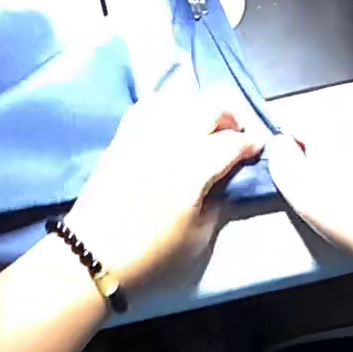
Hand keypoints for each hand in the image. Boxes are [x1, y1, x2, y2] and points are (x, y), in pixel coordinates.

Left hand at [60, 93, 261, 287]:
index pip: (234, 141)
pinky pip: (149, 104)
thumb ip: (217, 201)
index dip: (251, 144)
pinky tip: (172, 121)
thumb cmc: (151, 251)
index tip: (257, 150)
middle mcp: (172, 140)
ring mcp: (144, 132)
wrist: (95, 251)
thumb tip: (224, 181)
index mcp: (195, 166)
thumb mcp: (199, 237)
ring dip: (200, 109)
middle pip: (211, 107)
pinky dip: (167, 106)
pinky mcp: (123, 134)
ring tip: (204, 127)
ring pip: (181, 99)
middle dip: (230, 118)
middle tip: (234, 135)